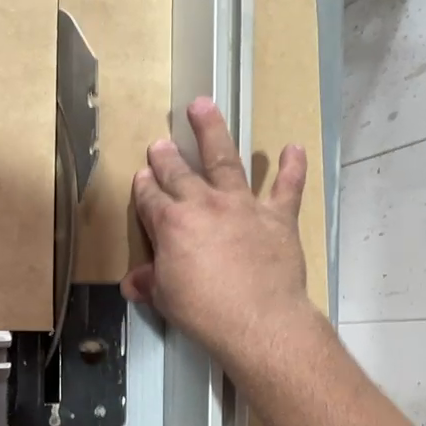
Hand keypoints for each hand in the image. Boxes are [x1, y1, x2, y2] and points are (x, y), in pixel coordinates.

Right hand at [122, 98, 322, 370]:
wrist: (258, 320)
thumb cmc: (202, 310)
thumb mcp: (165, 297)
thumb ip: (149, 282)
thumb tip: (132, 283)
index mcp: (171, 225)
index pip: (150, 199)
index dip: (143, 188)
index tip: (140, 177)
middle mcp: (204, 205)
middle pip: (180, 173)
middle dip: (167, 157)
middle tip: (160, 143)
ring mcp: (243, 206)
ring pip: (225, 160)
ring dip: (213, 132)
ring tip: (204, 106)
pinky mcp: (277, 216)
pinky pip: (286, 187)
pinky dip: (291, 168)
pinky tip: (293, 148)